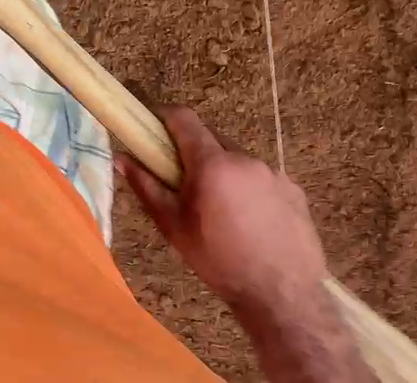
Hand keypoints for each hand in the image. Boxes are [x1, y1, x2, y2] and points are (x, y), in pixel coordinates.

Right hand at [116, 107, 331, 324]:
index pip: (184, 118)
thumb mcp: (172, 225)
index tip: (154, 129)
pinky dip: (250, 186)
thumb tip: (121, 157)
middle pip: (211, 137)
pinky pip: (262, 176)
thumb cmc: (219, 260)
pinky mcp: (296, 191)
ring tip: (221, 206)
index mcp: (212, 163)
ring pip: (237, 157)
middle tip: (186, 180)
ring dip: (223, 169)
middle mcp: (245, 159)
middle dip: (195, 150)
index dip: (165, 117)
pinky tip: (250, 218)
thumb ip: (145, 186)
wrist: (283, 299)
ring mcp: (274, 174)